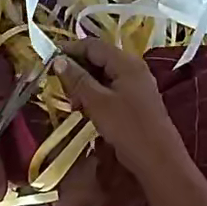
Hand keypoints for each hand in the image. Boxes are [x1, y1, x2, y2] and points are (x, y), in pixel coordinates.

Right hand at [57, 39, 188, 178]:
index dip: (70, 49)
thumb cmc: (128, 128)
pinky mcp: (134, 101)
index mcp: (126, 63)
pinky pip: (109, 90)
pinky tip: (84, 110)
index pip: (93, 45)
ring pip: (103, 75)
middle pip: (99, 58)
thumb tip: (58, 60)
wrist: (158, 160)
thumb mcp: (97, 102)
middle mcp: (133, 69)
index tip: (48, 60)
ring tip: (72, 103)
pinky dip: (94, 95)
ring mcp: (135, 85)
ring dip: (84, 85)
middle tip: (60, 86)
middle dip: (76, 69)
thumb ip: (77, 79)